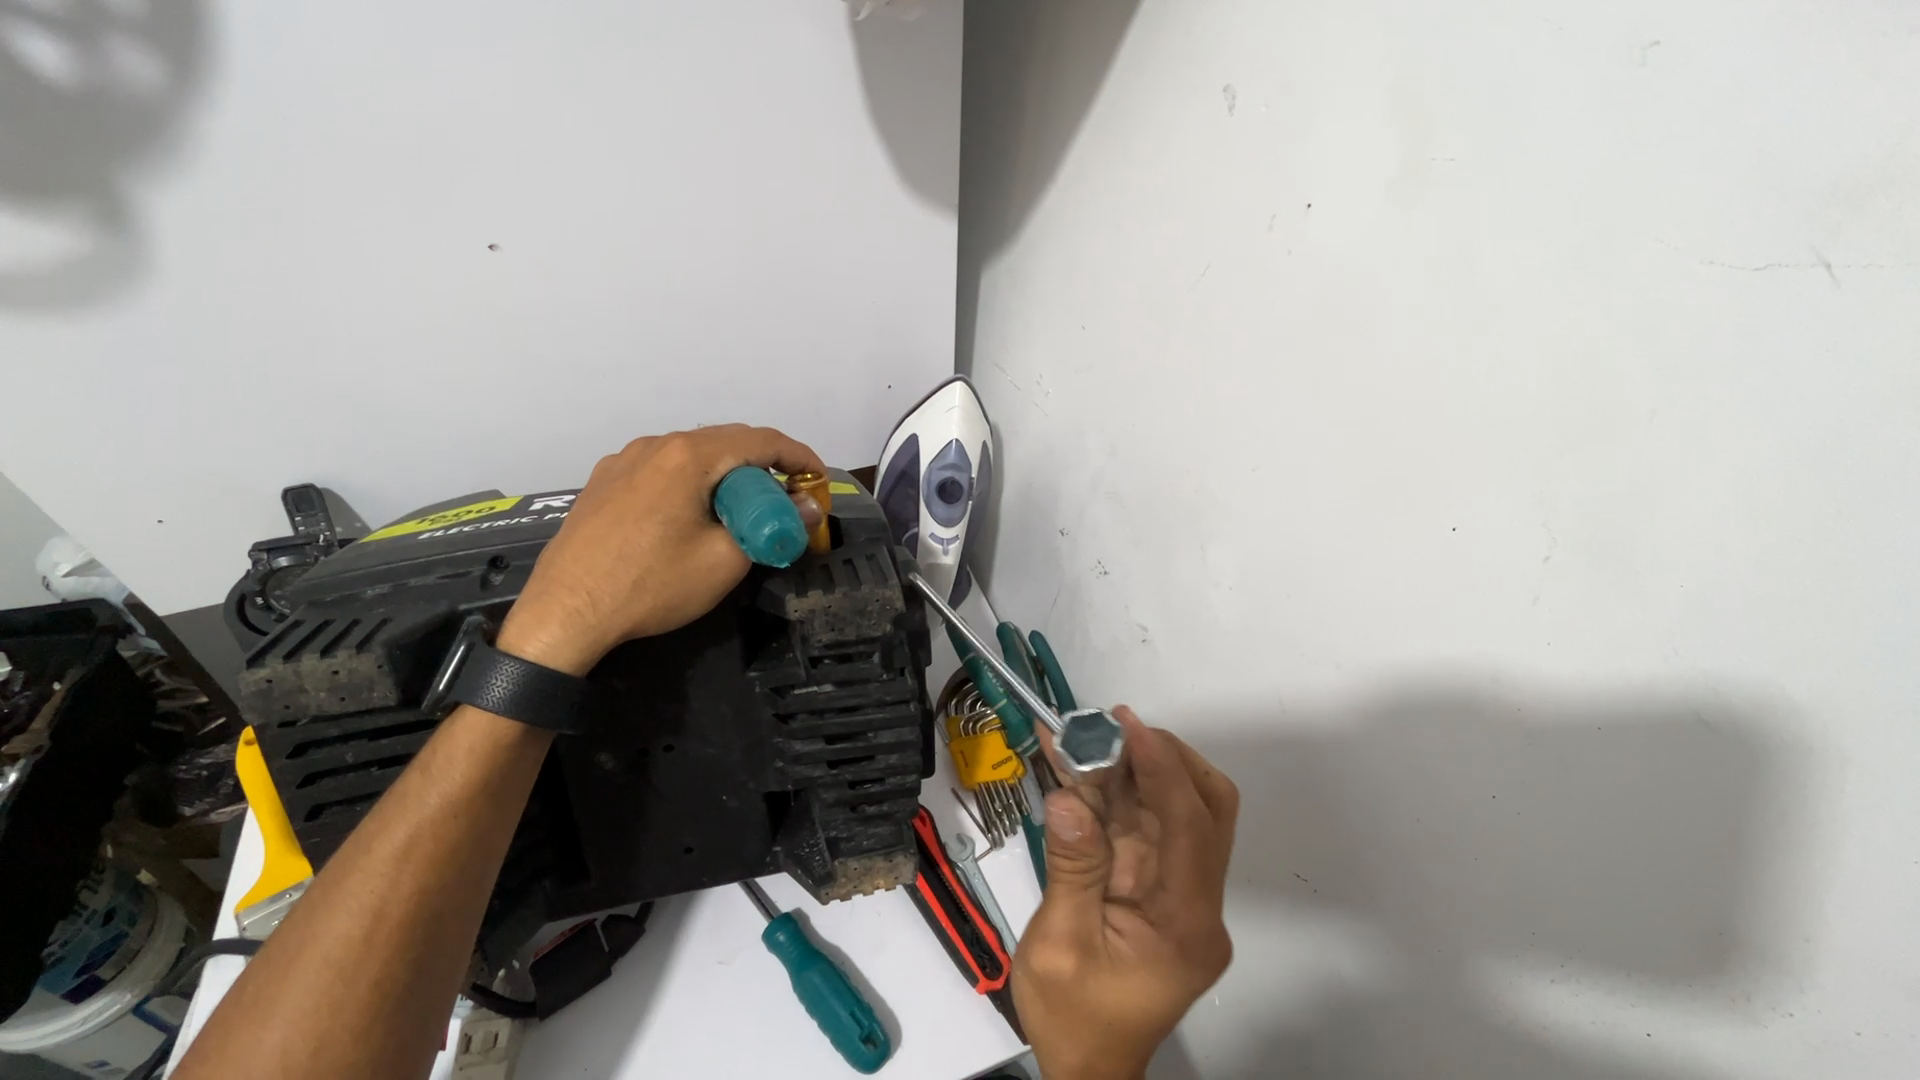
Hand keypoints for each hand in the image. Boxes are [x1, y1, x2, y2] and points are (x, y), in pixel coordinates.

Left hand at [496, 424, 824, 674]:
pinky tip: (694, 514)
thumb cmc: (652, 585)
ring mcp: (623, 460)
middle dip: (764, 466)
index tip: (819, 480)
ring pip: (692, 455)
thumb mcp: (726, 560)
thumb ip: (774, 526)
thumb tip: (808, 507)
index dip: (799, 457)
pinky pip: (662, 469)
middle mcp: (655, 445)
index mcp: (688, 456)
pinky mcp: (603, 482)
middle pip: (726, 441)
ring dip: (727, 474)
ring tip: (743, 509)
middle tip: (788, 500)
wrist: (566, 613)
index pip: (761, 440)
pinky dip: (693, 482)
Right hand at [1013, 707, 1237, 1079]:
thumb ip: (1071, 870)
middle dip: (1164, 759)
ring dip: (1139, 772)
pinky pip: (1151, 832)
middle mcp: (1198, 904)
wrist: (1088, 1069)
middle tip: (1112, 730)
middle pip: (1206, 809)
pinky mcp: (1164, 895)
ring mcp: (1185, 898)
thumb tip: (1068, 796)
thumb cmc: (1073, 1017)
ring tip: (1092, 741)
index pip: (1190, 825)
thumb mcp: (1059, 947)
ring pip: (1179, 813)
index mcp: (1184, 921)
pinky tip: (1088, 775)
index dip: (1162, 766)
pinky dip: (1122, 798)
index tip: (1127, 725)